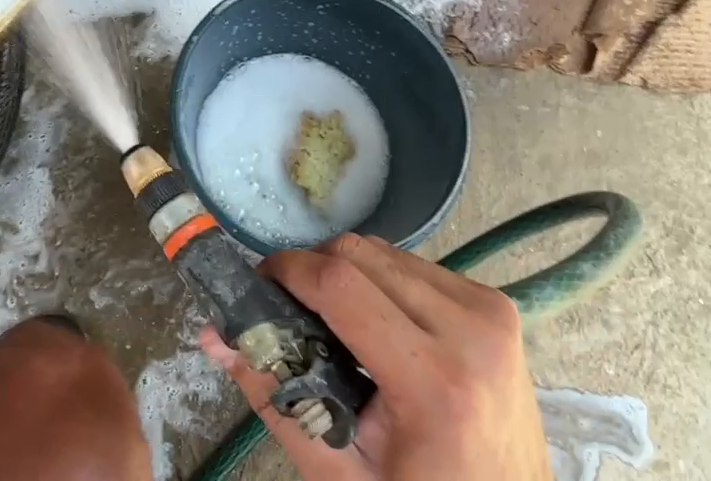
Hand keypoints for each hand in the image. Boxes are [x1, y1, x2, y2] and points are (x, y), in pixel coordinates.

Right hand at [199, 234, 549, 480]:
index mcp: (437, 380)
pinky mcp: (497, 306)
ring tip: (336, 330)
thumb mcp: (339, 471)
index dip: (288, 271)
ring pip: (385, 252)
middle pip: (360, 254)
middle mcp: (473, 329)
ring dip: (347, 276)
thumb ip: (274, 396)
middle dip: (312, 272)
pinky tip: (378, 330)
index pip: (341, 282)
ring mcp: (491, 312)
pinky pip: (416, 266)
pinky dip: (381, 284)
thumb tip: (213, 336)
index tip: (257, 288)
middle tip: (291, 315)